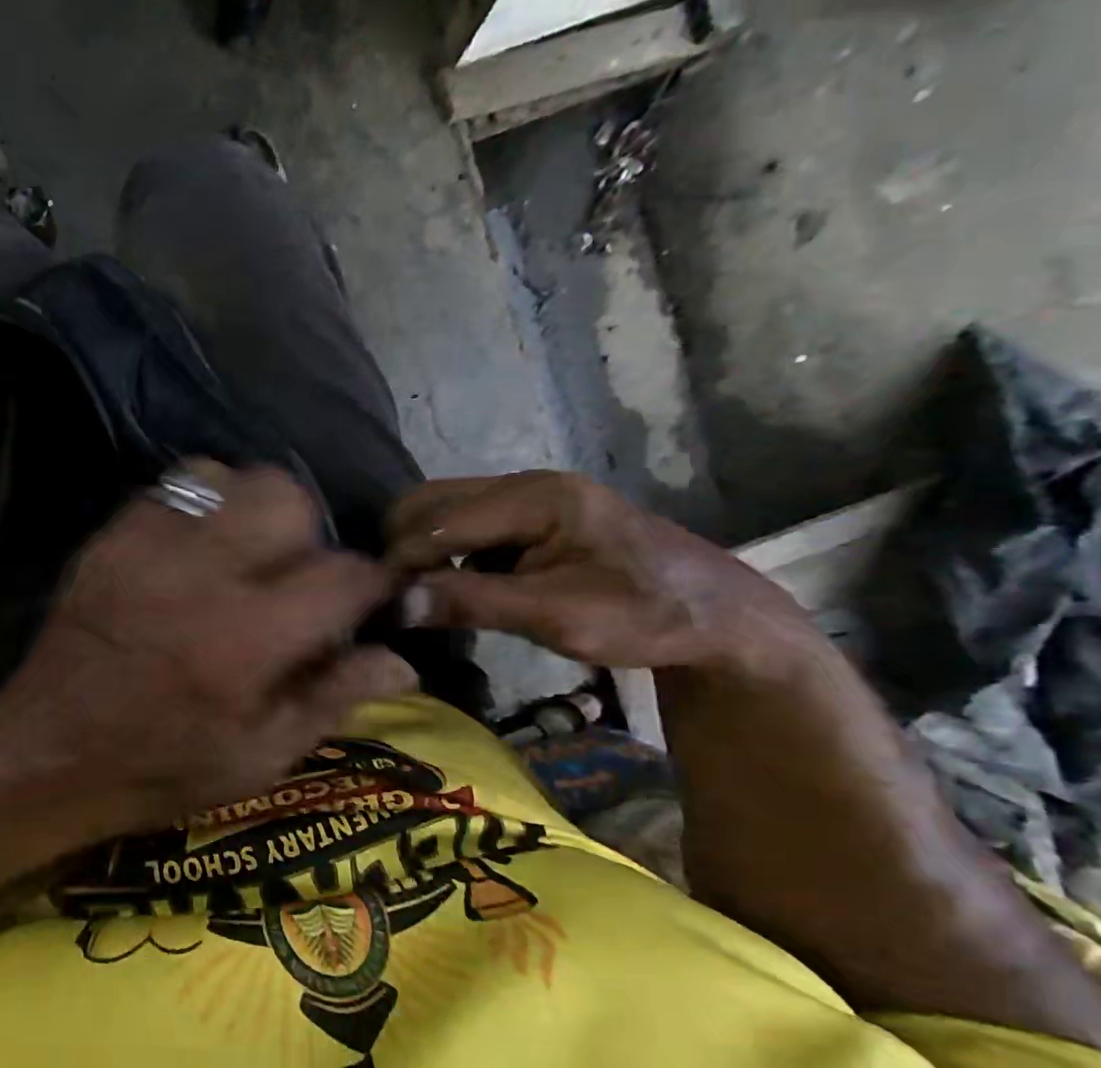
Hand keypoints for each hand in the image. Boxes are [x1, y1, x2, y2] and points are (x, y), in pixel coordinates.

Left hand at [0, 460, 416, 840]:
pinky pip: (177, 490)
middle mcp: (203, 574)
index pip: (343, 575)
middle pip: (287, 498)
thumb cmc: (160, 768)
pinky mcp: (113, 537)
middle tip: (297, 578)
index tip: (370, 597)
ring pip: (233, 480)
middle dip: (311, 533)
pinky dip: (204, 509)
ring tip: (248, 559)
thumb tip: (403, 659)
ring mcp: (150, 545)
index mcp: (249, 639)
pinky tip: (197, 553)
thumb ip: (335, 698)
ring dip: (257, 513)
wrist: (45, 752)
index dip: (372, 582)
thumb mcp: (260, 757)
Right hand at [388, 471, 818, 675]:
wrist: (719, 616)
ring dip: (423, 548)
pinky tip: (456, 586)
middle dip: (404, 546)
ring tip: (420, 595)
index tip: (381, 606)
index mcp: (535, 496)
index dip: (403, 561)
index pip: (439, 520)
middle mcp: (525, 483)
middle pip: (433, 500)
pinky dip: (447, 551)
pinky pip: (468, 523)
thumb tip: (395, 603)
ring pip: (446, 509)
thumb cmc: (644, 615)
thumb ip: (473, 603)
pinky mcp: (534, 517)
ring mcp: (530, 497)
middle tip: (397, 597)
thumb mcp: (557, 616)